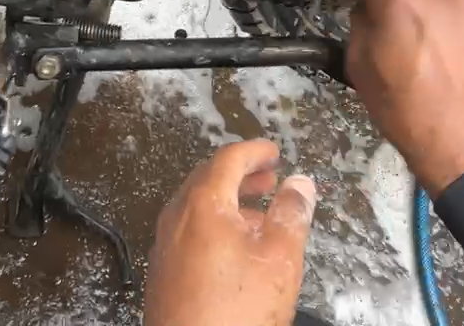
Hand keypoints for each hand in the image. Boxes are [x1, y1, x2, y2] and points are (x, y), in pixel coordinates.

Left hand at [144, 139, 315, 325]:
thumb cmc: (235, 311)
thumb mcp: (279, 258)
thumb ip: (291, 214)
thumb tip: (300, 183)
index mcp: (203, 201)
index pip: (229, 158)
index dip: (255, 152)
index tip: (273, 152)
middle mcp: (177, 214)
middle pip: (209, 177)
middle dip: (242, 174)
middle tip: (268, 178)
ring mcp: (166, 243)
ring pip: (198, 205)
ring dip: (228, 201)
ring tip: (258, 217)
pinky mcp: (163, 270)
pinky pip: (189, 230)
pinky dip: (213, 224)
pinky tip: (234, 250)